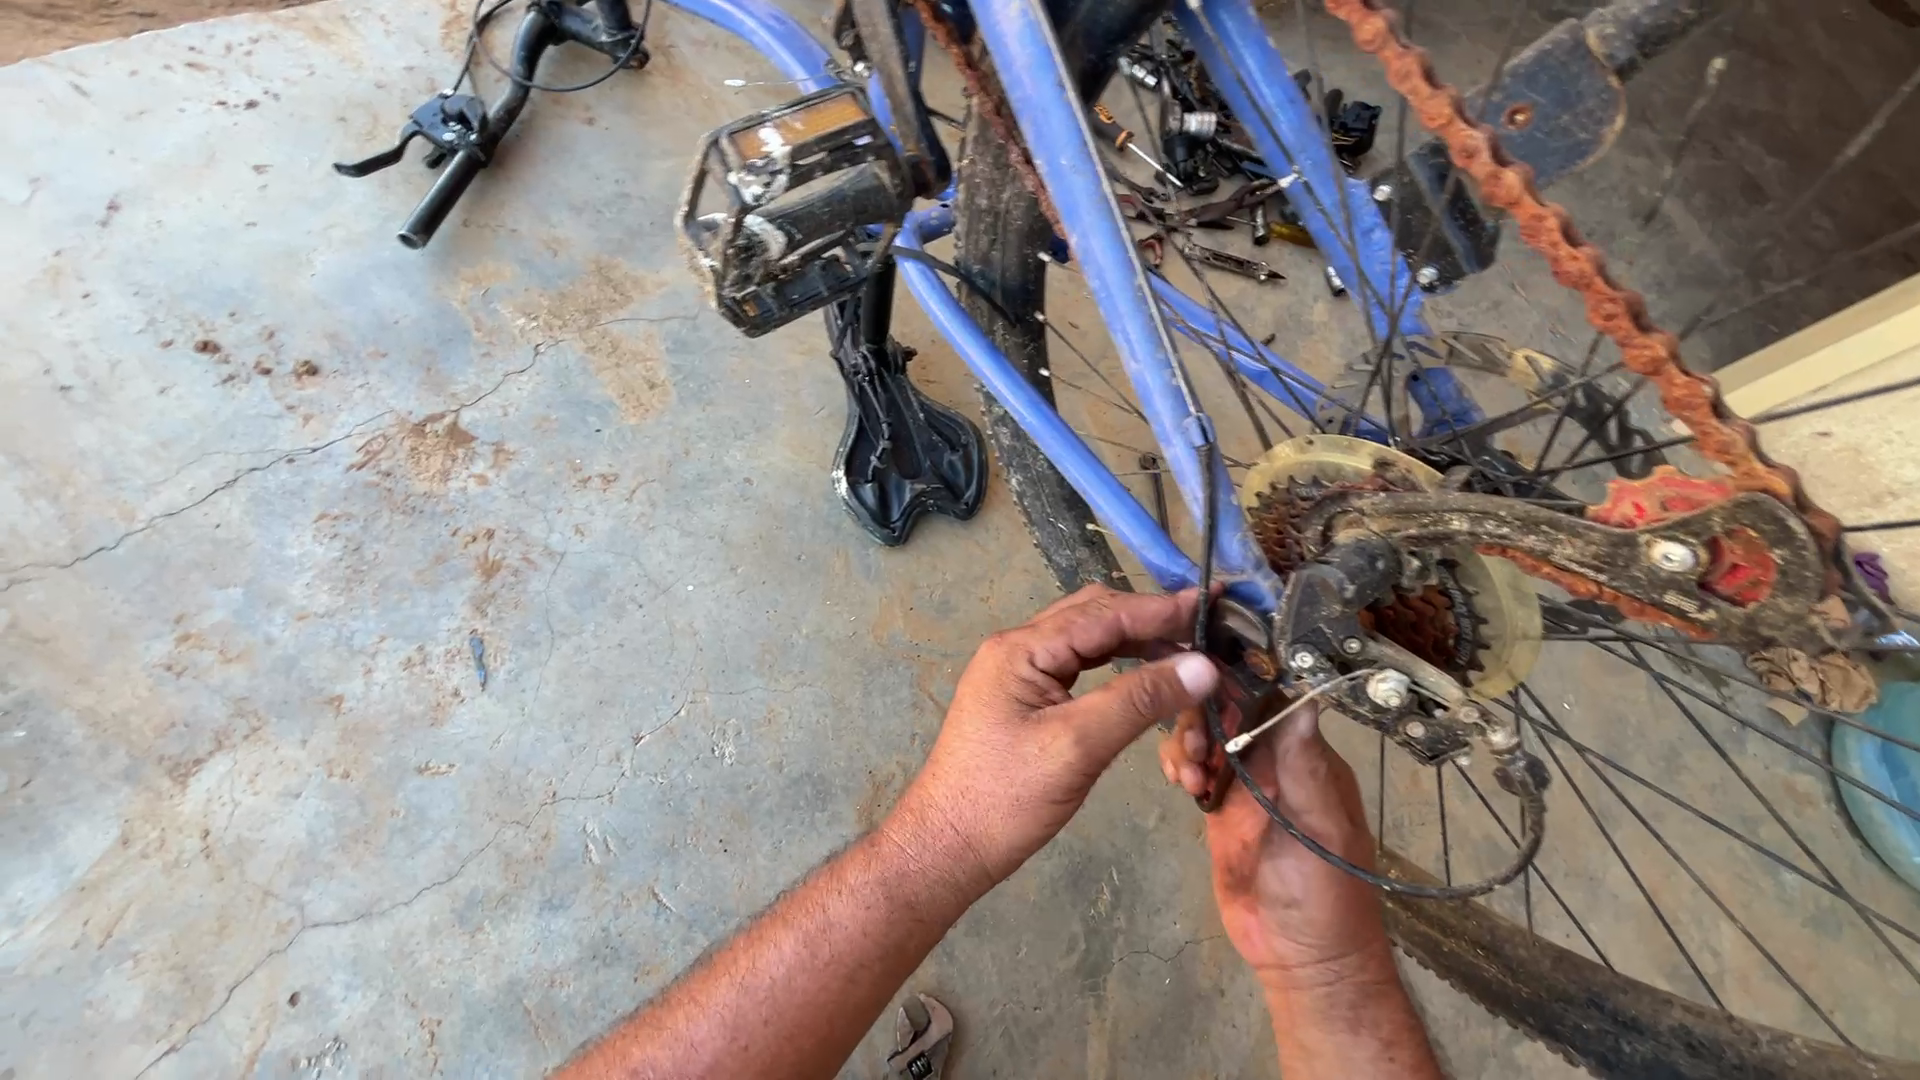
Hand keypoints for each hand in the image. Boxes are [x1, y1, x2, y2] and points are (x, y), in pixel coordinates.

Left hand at [885, 584, 1220, 895]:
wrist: (948, 845)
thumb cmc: (1007, 798)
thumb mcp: (1078, 747)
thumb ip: (1139, 701)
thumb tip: (1203, 665)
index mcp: (1021, 648)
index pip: (1102, 614)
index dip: (1160, 608)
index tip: (1212, 605)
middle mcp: (1017, 647)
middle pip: (1093, 616)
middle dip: (1149, 619)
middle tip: (1204, 631)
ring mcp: (1017, 672)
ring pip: (1086, 639)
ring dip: (1134, 642)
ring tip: (1185, 652)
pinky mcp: (1023, 697)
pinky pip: (1076, 665)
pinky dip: (1114, 665)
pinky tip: (1143, 675)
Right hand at [1160, 698, 1392, 987]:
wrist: (1299, 957)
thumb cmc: (1322, 892)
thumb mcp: (1319, 827)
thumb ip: (1304, 765)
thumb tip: (1304, 699)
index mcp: (1306, 758)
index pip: (1268, 701)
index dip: (1235, 688)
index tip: (1206, 693)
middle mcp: (1273, 761)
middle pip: (1228, 711)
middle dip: (1203, 718)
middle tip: (1194, 750)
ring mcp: (1242, 783)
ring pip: (1205, 735)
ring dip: (1187, 742)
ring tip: (1187, 777)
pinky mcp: (1217, 806)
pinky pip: (1191, 766)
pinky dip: (1178, 764)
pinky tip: (1179, 783)